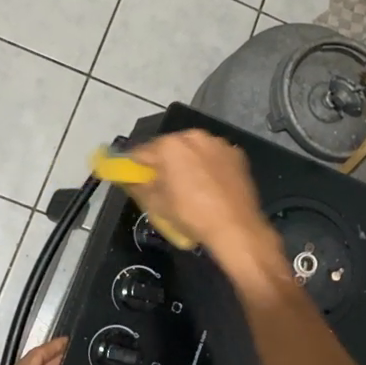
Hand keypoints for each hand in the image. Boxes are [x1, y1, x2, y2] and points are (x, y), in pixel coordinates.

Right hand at [126, 131, 276, 264]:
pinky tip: (211, 186)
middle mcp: (194, 136)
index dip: (135, 166)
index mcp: (170, 145)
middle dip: (164, 162)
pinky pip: (214, 157)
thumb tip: (128, 177)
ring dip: (188, 162)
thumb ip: (138, 185)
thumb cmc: (191, 215)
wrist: (236, 227)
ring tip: (190, 186)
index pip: (142, 152)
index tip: (133, 177)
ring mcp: (218, 143)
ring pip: (194, 150)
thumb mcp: (157, 204)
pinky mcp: (236, 154)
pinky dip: (209, 166)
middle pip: (169, 147)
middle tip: (163, 185)